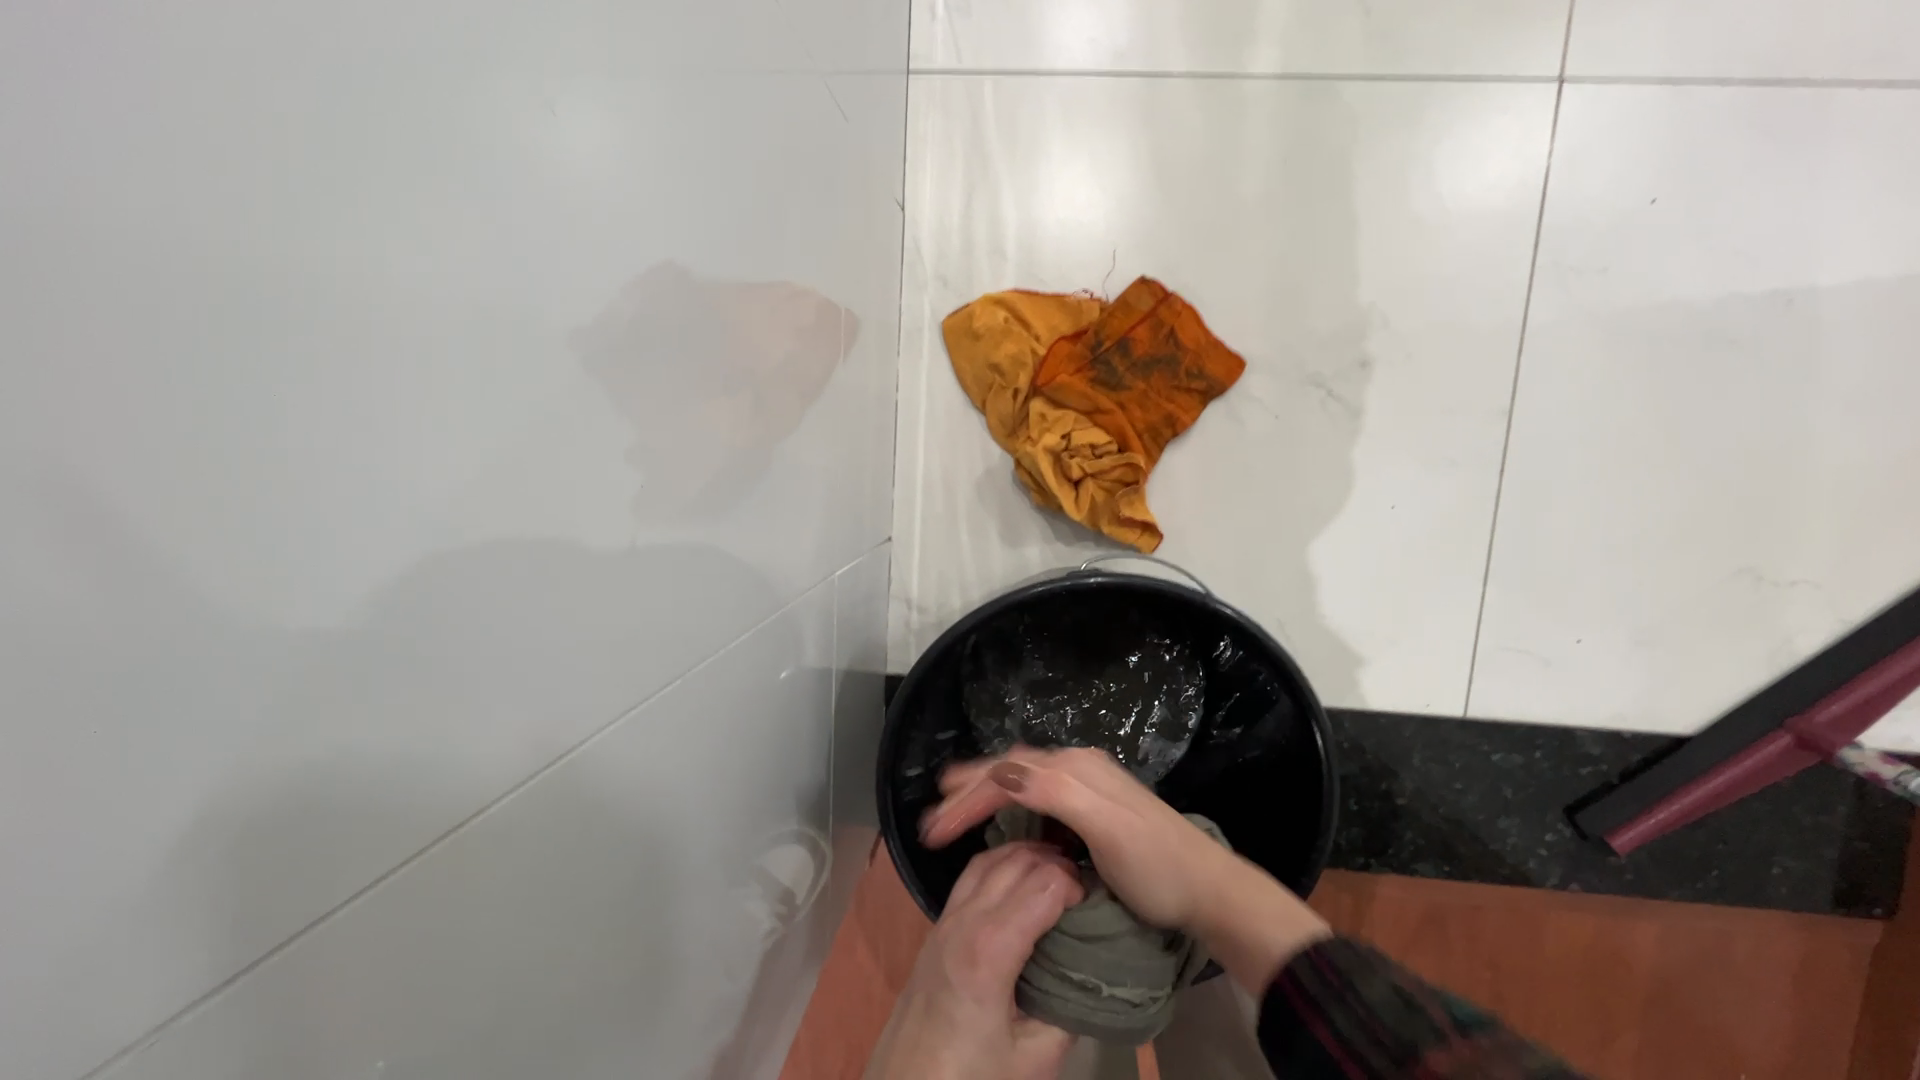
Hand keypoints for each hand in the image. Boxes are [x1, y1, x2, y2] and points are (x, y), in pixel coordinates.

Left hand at [865, 842, 1085, 1079]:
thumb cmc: (971, 1077)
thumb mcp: (1035, 1056)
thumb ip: (1068, 1006)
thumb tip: (1091, 968)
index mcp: (990, 949)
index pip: (1043, 883)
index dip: (1075, 885)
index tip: (1093, 906)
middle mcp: (963, 921)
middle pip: (1015, 860)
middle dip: (1055, 863)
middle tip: (1084, 888)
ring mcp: (943, 920)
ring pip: (988, 859)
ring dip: (1025, 858)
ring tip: (1057, 875)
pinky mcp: (934, 929)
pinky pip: (970, 877)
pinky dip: (999, 866)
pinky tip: (1019, 884)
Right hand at [922, 746, 1228, 927]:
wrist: (1208, 889)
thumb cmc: (1156, 867)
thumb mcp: (1106, 830)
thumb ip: (1056, 793)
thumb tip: (1002, 770)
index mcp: (1076, 769)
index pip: (1006, 775)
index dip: (967, 800)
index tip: (933, 831)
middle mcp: (1078, 766)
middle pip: (1010, 768)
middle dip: (967, 788)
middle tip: (932, 813)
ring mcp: (1087, 782)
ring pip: (1022, 776)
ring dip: (985, 789)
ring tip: (952, 804)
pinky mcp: (1093, 802)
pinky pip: (1037, 789)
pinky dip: (1009, 798)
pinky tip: (1002, 812)